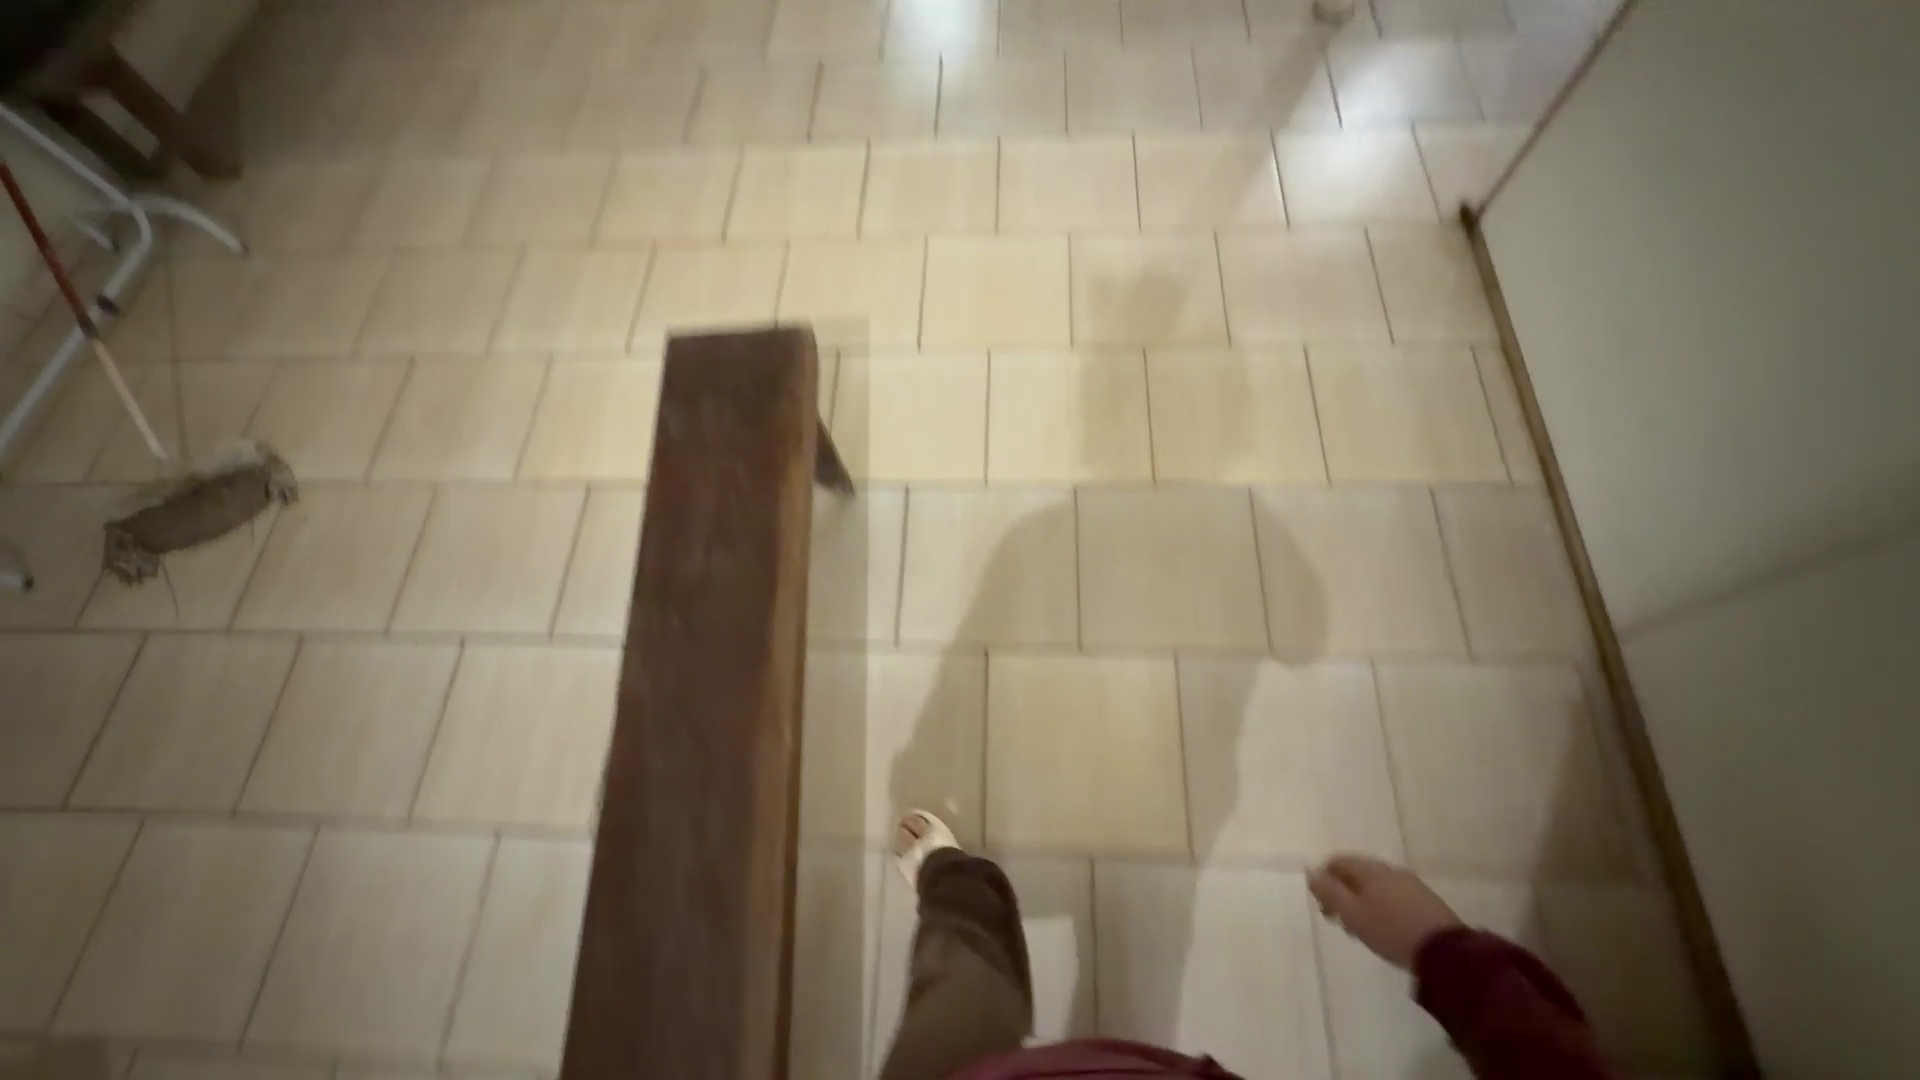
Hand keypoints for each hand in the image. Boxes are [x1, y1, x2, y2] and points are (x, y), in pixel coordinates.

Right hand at [1310, 854, 1463, 970]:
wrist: (1447, 954)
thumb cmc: (1391, 931)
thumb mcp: (1352, 914)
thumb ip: (1329, 891)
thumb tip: (1311, 871)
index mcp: (1369, 869)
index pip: (1337, 861)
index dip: (1323, 880)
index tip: (1323, 907)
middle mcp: (1389, 870)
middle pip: (1356, 874)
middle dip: (1342, 894)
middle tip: (1339, 922)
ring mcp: (1410, 884)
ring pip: (1374, 887)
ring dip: (1361, 903)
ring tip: (1361, 931)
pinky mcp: (1425, 901)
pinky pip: (1393, 897)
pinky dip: (1380, 908)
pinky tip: (1384, 930)